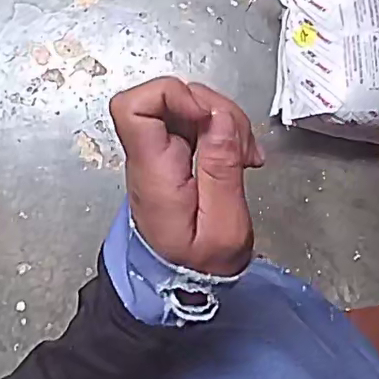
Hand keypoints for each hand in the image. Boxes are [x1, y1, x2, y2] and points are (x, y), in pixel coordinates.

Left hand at [109, 77, 264, 276]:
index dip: (170, 94)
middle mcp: (149, 155)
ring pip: (187, 105)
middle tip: (241, 144)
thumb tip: (219, 116)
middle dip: (214, 108)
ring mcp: (161, 151)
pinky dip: (223, 131)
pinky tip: (240, 156)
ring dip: (224, 120)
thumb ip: (222, 169)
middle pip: (168, 97)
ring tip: (245, 154)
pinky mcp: (174, 153)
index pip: (133, 107)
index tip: (206, 115)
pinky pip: (197, 122)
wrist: (181, 283)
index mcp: (153, 170)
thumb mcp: (223, 227)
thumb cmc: (197, 265)